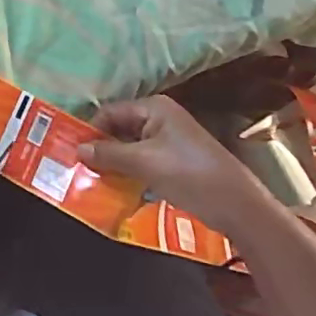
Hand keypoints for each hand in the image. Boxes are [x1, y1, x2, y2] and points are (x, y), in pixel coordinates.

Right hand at [79, 94, 273, 232]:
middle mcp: (161, 118)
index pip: (111, 112)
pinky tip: (120, 189)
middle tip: (83, 168)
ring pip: (131, 147)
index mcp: (154, 108)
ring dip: (116, 163)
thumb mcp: (145, 163)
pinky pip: (144, 161)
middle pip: (120, 129)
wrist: (239, 207)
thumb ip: (110, 155)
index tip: (75, 152)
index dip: (93, 131)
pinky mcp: (175, 161)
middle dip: (103, 148)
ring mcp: (169, 140)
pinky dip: (131, 172)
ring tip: (96, 181)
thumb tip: (78, 149)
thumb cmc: (190, 175)